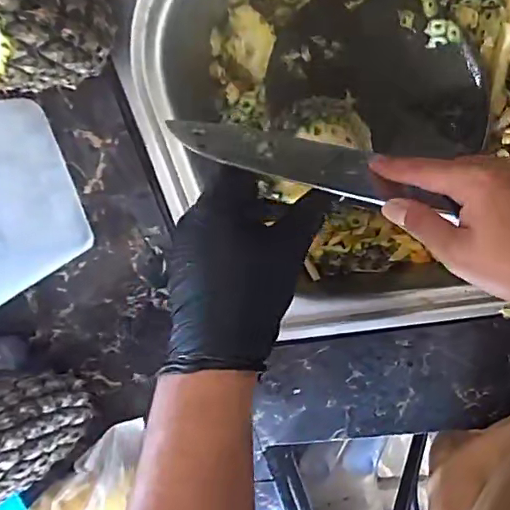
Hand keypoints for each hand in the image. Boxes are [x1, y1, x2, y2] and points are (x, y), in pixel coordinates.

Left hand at [162, 169, 327, 373]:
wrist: (217, 345)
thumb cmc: (255, 289)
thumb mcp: (288, 249)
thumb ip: (306, 215)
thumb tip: (324, 192)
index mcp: (216, 207)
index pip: (237, 167)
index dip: (264, 164)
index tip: (288, 167)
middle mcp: (193, 217)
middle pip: (228, 192)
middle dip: (260, 193)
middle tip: (290, 199)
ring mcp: (185, 242)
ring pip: (220, 216)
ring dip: (248, 216)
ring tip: (278, 229)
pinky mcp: (185, 263)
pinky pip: (211, 236)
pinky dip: (234, 235)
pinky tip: (255, 254)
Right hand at [371, 154, 509, 304]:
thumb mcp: (459, 253)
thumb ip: (423, 224)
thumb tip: (392, 204)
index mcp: (475, 180)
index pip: (425, 169)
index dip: (397, 168)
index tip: (375, 162)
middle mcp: (501, 164)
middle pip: (456, 168)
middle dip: (438, 183)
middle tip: (426, 207)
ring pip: (485, 172)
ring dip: (469, 188)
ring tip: (470, 221)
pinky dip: (496, 191)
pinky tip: (504, 218)